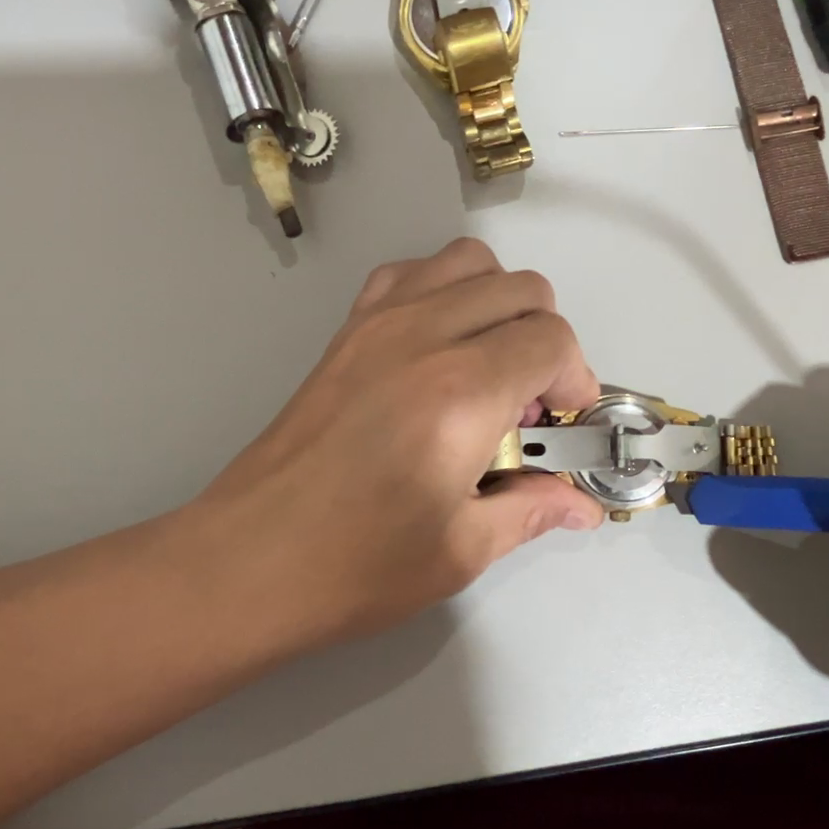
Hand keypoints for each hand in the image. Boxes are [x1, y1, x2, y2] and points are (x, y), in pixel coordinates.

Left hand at [192, 238, 603, 649]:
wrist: (248, 559)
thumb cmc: (355, 566)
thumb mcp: (460, 550)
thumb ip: (530, 509)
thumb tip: (579, 505)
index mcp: (461, 391)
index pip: (551, 338)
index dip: (575, 379)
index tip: (562, 426)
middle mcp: (421, 336)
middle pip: (520, 289)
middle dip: (546, 340)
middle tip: (530, 408)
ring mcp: (374, 325)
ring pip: (465, 263)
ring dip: (498, 304)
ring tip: (488, 370)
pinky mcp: (342, 334)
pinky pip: (406, 276)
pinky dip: (439, 292)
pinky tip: (436, 350)